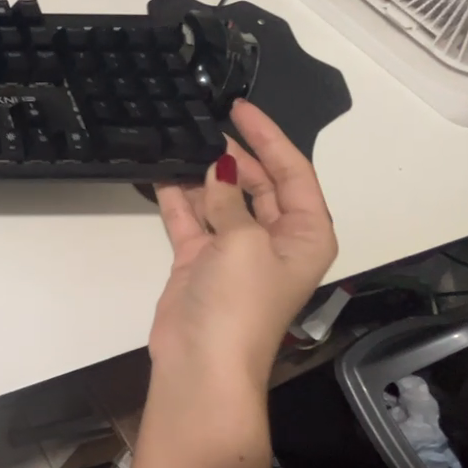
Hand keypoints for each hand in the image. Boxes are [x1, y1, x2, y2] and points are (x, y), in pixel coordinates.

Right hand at [149, 101, 337, 385]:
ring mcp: (233, 248)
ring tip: (179, 141)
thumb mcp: (243, 242)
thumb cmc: (239, 302)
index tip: (240, 108)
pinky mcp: (198, 259)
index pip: (292, 172)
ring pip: (220, 199)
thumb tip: (217, 167)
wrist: (202, 359)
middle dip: (233, 154)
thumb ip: (230, 201)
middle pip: (256, 183)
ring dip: (202, 174)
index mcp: (306, 233)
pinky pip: (190, 218)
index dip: (268, 138)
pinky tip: (161, 174)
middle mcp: (274, 237)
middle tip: (201, 124)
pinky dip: (178, 198)